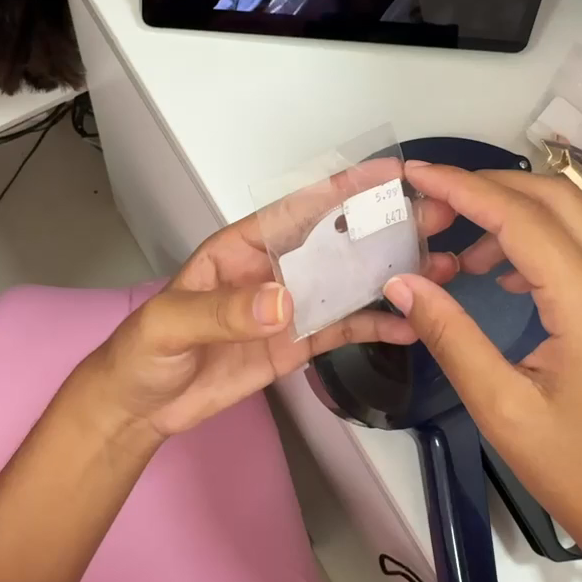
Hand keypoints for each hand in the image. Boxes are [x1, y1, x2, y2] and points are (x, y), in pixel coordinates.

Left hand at [86, 163, 458, 439]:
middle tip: (434, 218)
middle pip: (334, 242)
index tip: (386, 174)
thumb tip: (284, 302)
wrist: (141, 407)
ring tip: (439, 268)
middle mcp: (272, 270)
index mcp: (241, 248)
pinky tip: (409, 325)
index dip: (340, 190)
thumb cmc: (144, 351)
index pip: (296, 210)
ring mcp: (288, 307)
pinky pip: (342, 328)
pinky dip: (375, 325)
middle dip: (381, 228)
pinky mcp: (296, 343)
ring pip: (347, 283)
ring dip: (389, 275)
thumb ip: (224, 312)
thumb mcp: (172, 324)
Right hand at [381, 163, 581, 581]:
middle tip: (433, 206)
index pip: (522, 219)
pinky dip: (544, 248)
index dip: (463, 189)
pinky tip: (508, 284)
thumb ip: (450, 337)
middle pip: (558, 200)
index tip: (414, 174)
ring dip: (518, 219)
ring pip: (579, 224)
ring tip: (462, 254)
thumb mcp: (503, 411)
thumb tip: (402, 283)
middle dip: (490, 188)